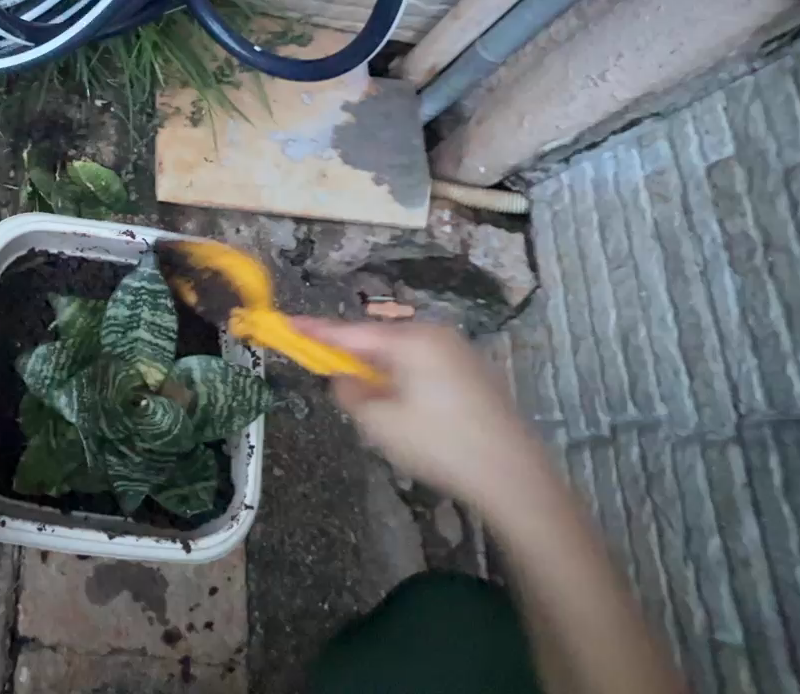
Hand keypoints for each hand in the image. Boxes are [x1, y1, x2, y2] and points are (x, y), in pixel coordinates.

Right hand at [299, 318, 555, 512]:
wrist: (515, 477)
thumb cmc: (440, 446)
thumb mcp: (378, 423)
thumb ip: (348, 391)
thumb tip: (343, 376)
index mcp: (408, 340)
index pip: (347, 331)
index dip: (312, 330)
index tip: (283, 322)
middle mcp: (433, 334)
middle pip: (376, 340)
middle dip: (354, 359)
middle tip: (340, 386)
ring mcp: (457, 351)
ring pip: (400, 355)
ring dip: (381, 373)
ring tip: (381, 412)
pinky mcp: (473, 371)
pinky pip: (423, 365)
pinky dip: (405, 380)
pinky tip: (412, 414)